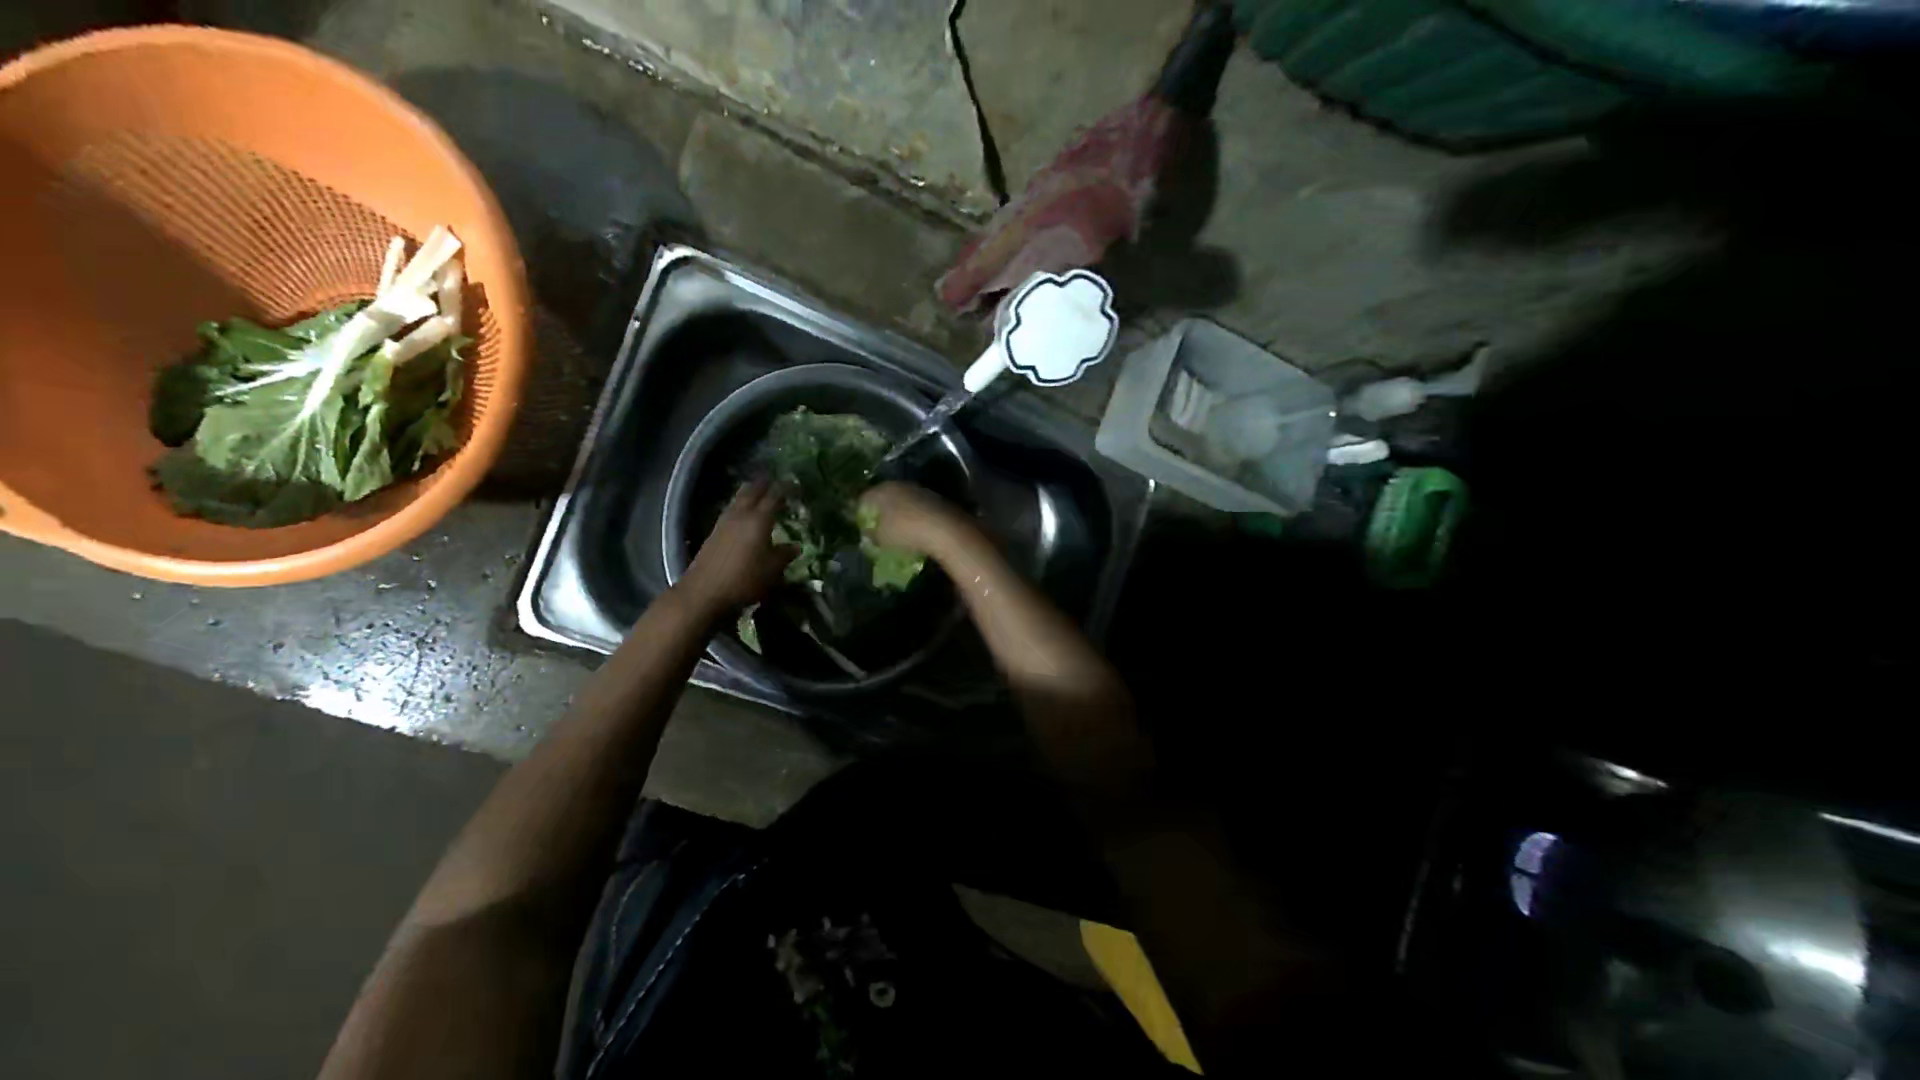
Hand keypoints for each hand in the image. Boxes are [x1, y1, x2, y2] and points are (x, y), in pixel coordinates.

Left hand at [680, 479, 794, 614]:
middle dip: (766, 484)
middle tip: (777, 483)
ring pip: (739, 497)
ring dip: (751, 492)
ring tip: (761, 493)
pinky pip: (732, 508)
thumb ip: (785, 554)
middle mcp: (741, 514)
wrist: (704, 591)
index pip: (775, 495)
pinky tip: (745, 512)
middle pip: (753, 490)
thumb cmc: (744, 579)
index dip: (786, 487)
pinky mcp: (714, 531)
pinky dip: (742, 504)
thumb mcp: (772, 570)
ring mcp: (725, 521)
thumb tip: (797, 546)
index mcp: (759, 519)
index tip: (796, 485)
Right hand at [859, 482, 974, 556]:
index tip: (862, 526)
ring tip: (898, 529)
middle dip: (881, 510)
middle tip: (879, 527)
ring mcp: (919, 489)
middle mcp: (899, 484)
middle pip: (885, 496)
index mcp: (882, 490)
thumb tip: (869, 533)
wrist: (945, 529)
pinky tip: (916, 528)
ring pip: (903, 499)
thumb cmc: (905, 532)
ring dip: (900, 512)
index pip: (864, 498)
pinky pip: (918, 506)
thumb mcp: (881, 538)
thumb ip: (871, 534)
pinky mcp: (935, 497)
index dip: (861, 512)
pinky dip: (915, 515)